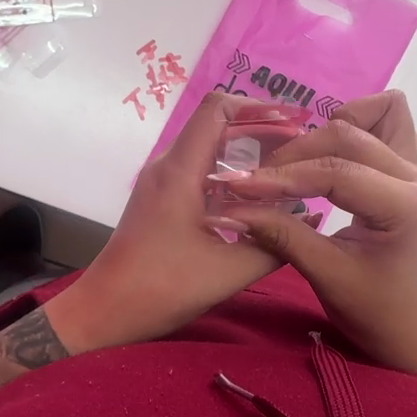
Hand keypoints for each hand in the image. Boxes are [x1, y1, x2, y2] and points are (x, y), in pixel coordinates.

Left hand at [45, 91, 283, 352]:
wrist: (106, 310)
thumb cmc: (162, 287)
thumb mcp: (229, 271)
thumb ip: (275, 242)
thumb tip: (311, 218)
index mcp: (180, 171)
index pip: (218, 108)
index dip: (259, 107)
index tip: (294, 123)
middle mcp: (167, 166)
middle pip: (216, 125)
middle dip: (261, 130)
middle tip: (302, 148)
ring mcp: (160, 182)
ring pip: (207, 149)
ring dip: (246, 153)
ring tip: (287, 170)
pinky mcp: (159, 200)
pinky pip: (198, 171)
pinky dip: (229, 174)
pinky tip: (256, 198)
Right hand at [217, 91, 416, 378]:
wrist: (405, 327)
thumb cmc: (371, 309)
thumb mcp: (324, 274)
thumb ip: (280, 234)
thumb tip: (228, 209)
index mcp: (407, 207)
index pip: (337, 172)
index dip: (283, 176)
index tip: (238, 185)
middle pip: (349, 135)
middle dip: (296, 153)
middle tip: (257, 180)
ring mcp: (415, 169)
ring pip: (372, 116)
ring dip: (326, 130)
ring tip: (293, 162)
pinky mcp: (404, 169)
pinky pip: (383, 123)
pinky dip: (349, 128)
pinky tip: (321, 156)